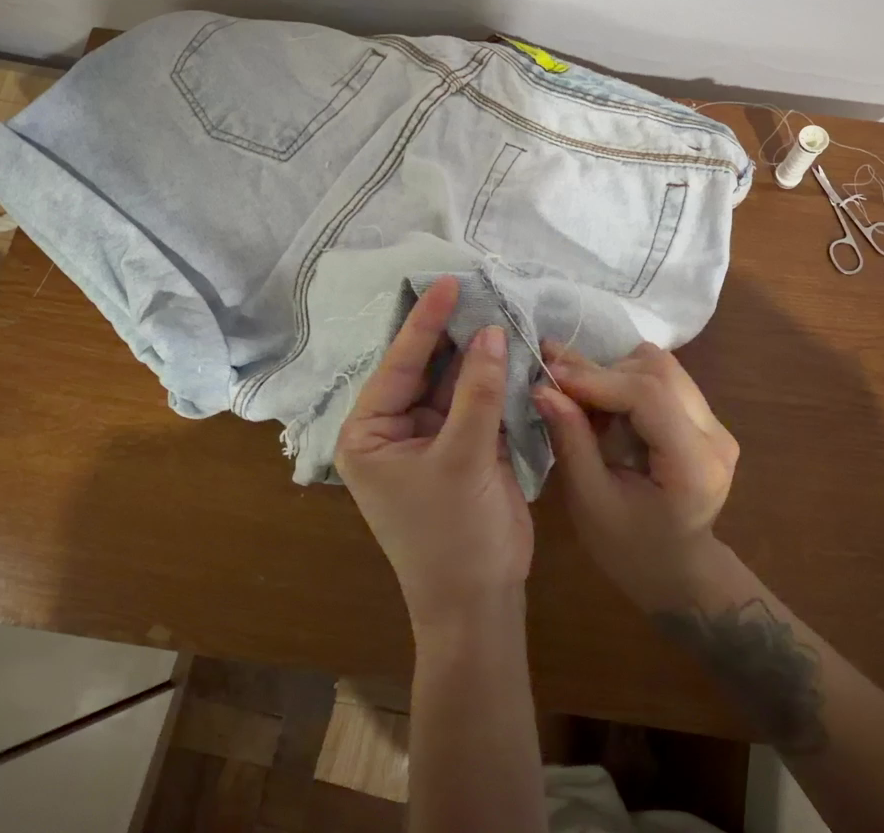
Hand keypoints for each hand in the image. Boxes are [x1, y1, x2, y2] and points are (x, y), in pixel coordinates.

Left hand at [335, 276, 532, 632]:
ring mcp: (432, 440)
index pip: (397, 366)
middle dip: (454, 335)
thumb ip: (478, 394)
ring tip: (502, 309)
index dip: (425, 324)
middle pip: (426, 371)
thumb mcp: (461, 459)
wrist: (480, 600)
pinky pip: (478, 406)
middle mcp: (395, 431)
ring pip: (456, 386)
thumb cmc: (452, 535)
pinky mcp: (465, 451)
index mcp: (370, 434)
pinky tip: (514, 351)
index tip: (448, 282)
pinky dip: (496, 383)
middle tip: (482, 288)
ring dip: (479, 356)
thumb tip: (492, 333)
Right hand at [531, 340, 739, 609]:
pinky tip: (603, 407)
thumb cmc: (628, 548)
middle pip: (658, 372)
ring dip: (616, 373)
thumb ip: (571, 441)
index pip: (648, 396)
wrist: (675, 569)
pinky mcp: (706, 420)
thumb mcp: (590, 501)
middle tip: (556, 383)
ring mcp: (717, 425)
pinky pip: (665, 381)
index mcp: (693, 465)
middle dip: (603, 371)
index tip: (550, 376)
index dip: (596, 378)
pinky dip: (627, 382)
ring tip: (580, 398)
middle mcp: (715, 436)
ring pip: (662, 368)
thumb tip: (542, 388)